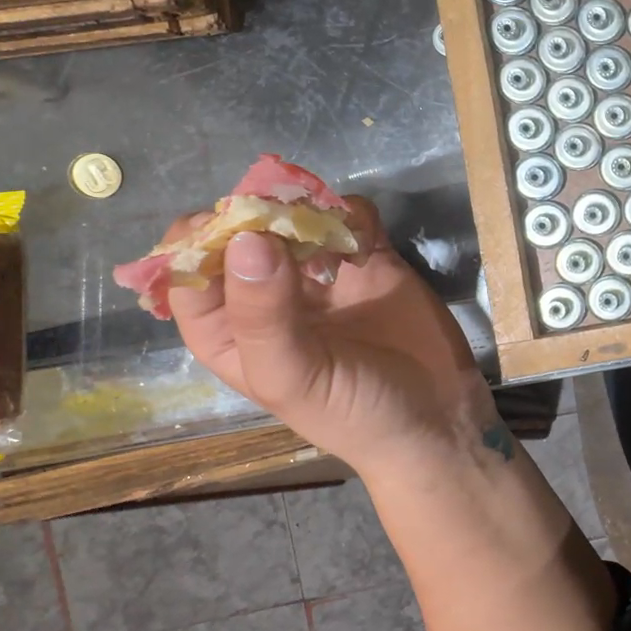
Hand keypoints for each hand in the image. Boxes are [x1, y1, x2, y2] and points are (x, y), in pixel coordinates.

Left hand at [165, 198, 496, 476]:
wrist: (438, 420)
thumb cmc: (354, 412)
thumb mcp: (294, 374)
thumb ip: (265, 312)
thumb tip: (250, 238)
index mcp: (232, 332)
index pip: (192, 276)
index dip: (198, 245)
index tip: (225, 223)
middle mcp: (272, 299)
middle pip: (246, 239)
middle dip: (258, 216)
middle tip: (284, 210)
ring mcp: (327, 279)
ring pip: (301, 223)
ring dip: (309, 210)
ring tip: (326, 219)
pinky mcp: (376, 265)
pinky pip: (356, 224)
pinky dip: (355, 215)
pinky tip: (363, 234)